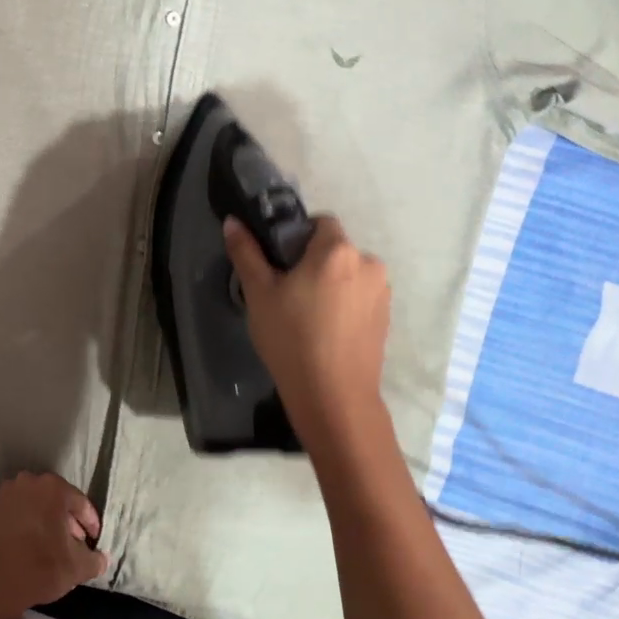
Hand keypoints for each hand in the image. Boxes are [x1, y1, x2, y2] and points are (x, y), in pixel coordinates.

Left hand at [0, 472, 108, 618]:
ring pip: (35, 504)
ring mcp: (6, 493)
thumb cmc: (41, 568)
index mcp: (52, 488)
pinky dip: (28, 522)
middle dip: (68, 520)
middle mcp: (28, 482)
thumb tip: (102, 558)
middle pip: (56, 499)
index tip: (94, 541)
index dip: (91, 523)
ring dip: (47, 520)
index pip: (80, 503)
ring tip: (55, 545)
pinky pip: (17, 511)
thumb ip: (95, 559)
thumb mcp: (78, 567)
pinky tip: (32, 544)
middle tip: (77, 543)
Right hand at [222, 215, 391, 442]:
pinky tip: (323, 329)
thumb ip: (246, 253)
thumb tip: (233, 222)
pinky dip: (341, 303)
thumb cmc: (291, 337)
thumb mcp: (258, 293)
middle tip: (284, 289)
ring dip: (328, 282)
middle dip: (311, 261)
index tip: (277, 262)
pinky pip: (358, 296)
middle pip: (334, 249)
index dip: (295, 236)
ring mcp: (381, 293)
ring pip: (347, 274)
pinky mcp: (386, 318)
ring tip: (304, 313)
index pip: (319, 222)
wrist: (333, 395)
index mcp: (337, 251)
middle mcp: (368, 264)